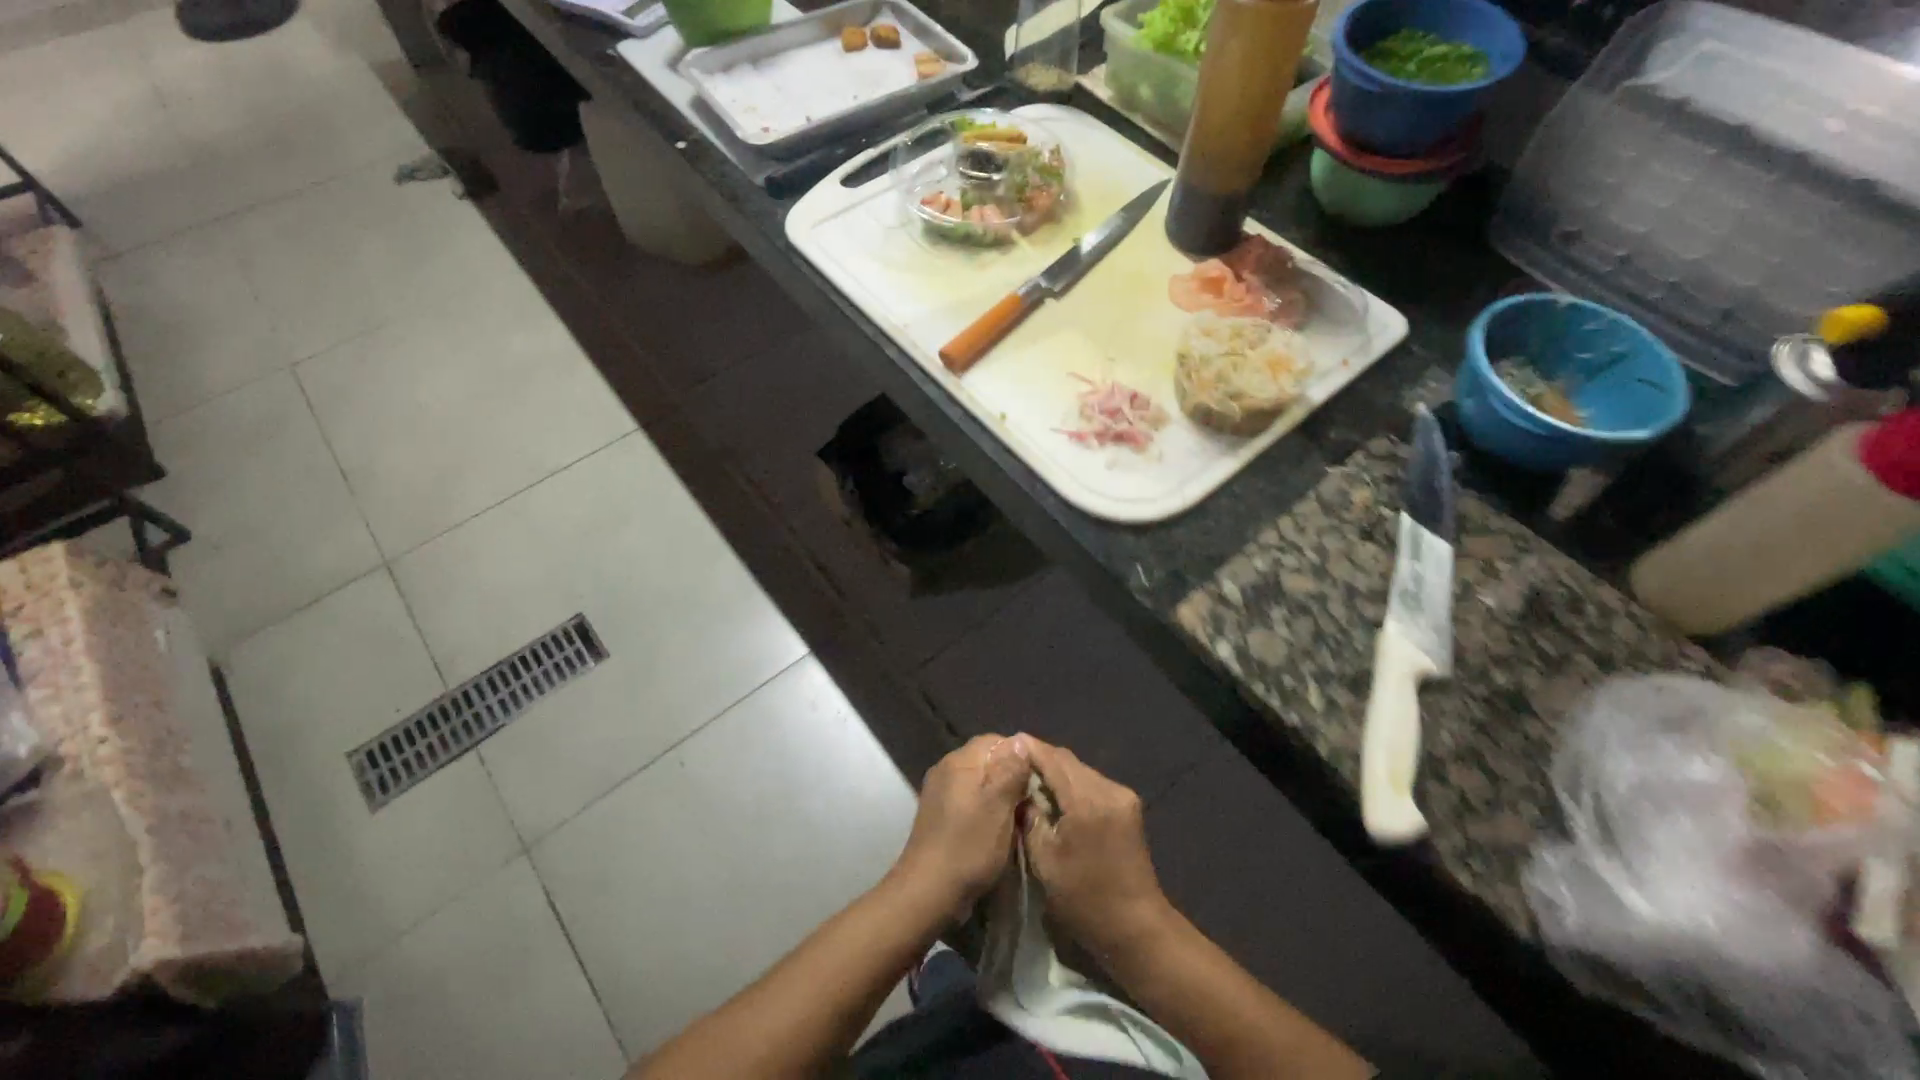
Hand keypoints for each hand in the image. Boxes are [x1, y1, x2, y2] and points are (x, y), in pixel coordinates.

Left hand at [892, 734, 1032, 917]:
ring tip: (1020, 820)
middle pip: (988, 762)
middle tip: (1033, 803)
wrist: (928, 892)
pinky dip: (987, 813)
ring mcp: (941, 795)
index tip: (1040, 780)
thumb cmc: (968, 847)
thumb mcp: (998, 807)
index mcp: (959, 762)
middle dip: (1013, 779)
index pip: (996, 741)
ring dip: (1001, 799)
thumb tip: (1021, 741)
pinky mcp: (940, 817)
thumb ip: (1010, 771)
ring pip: (981, 785)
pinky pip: (970, 804)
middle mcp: (946, 771)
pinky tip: (999, 833)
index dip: (1021, 756)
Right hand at [1022, 738, 1172, 958]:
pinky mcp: (1129, 807)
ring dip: (1057, 771)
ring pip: (1082, 771)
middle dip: (1041, 758)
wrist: (1136, 926)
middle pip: (1069, 761)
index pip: (1053, 760)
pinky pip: (1093, 784)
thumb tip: (1021, 792)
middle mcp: (1109, 790)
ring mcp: (1123, 797)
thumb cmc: (1084, 899)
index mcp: (1087, 801)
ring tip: (1030, 779)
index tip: (1005, 743)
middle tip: (1013, 764)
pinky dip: (1073, 784)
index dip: (1029, 748)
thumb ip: (1030, 819)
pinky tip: (1055, 796)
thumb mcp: (1045, 861)